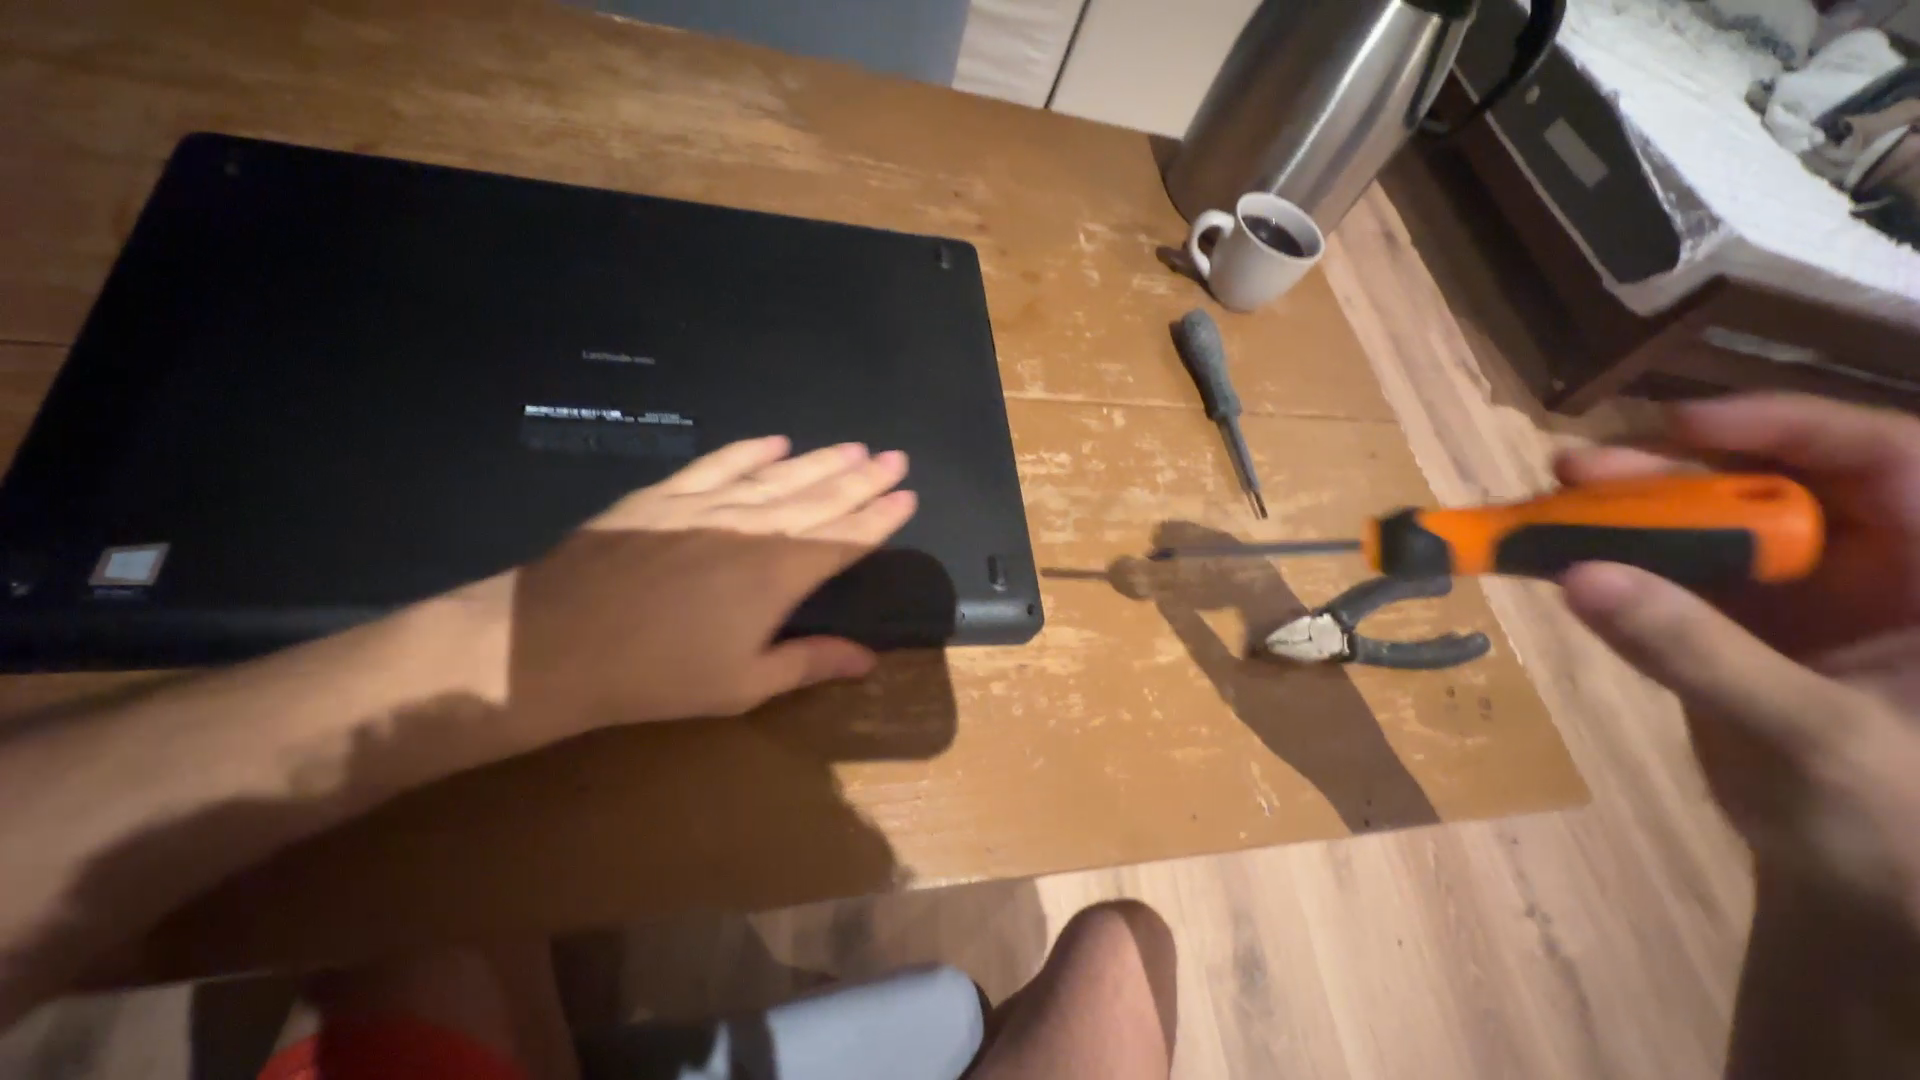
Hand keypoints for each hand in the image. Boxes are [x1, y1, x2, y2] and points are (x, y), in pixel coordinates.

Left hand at [501, 436, 915, 734]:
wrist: (557, 643)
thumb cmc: (658, 676)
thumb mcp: (743, 684)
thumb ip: (809, 661)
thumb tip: (869, 659)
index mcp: (779, 574)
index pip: (844, 538)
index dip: (879, 517)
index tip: (907, 496)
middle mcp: (753, 528)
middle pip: (820, 497)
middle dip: (862, 478)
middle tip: (895, 458)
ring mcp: (707, 505)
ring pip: (777, 475)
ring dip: (819, 460)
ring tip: (854, 446)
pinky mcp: (665, 496)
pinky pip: (718, 464)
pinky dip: (749, 451)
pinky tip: (774, 441)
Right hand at [1558, 395, 1919, 920]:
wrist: (1872, 898)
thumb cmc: (1895, 827)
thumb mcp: (1811, 736)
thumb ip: (1699, 653)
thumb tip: (1579, 577)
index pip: (1888, 459)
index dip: (1788, 425)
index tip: (1682, 424)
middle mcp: (1875, 564)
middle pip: (1773, 483)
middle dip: (1673, 471)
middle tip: (1575, 468)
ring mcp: (1801, 595)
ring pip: (1711, 524)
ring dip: (1628, 511)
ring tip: (1548, 500)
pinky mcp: (1739, 625)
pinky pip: (1670, 575)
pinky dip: (1611, 563)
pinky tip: (1551, 553)